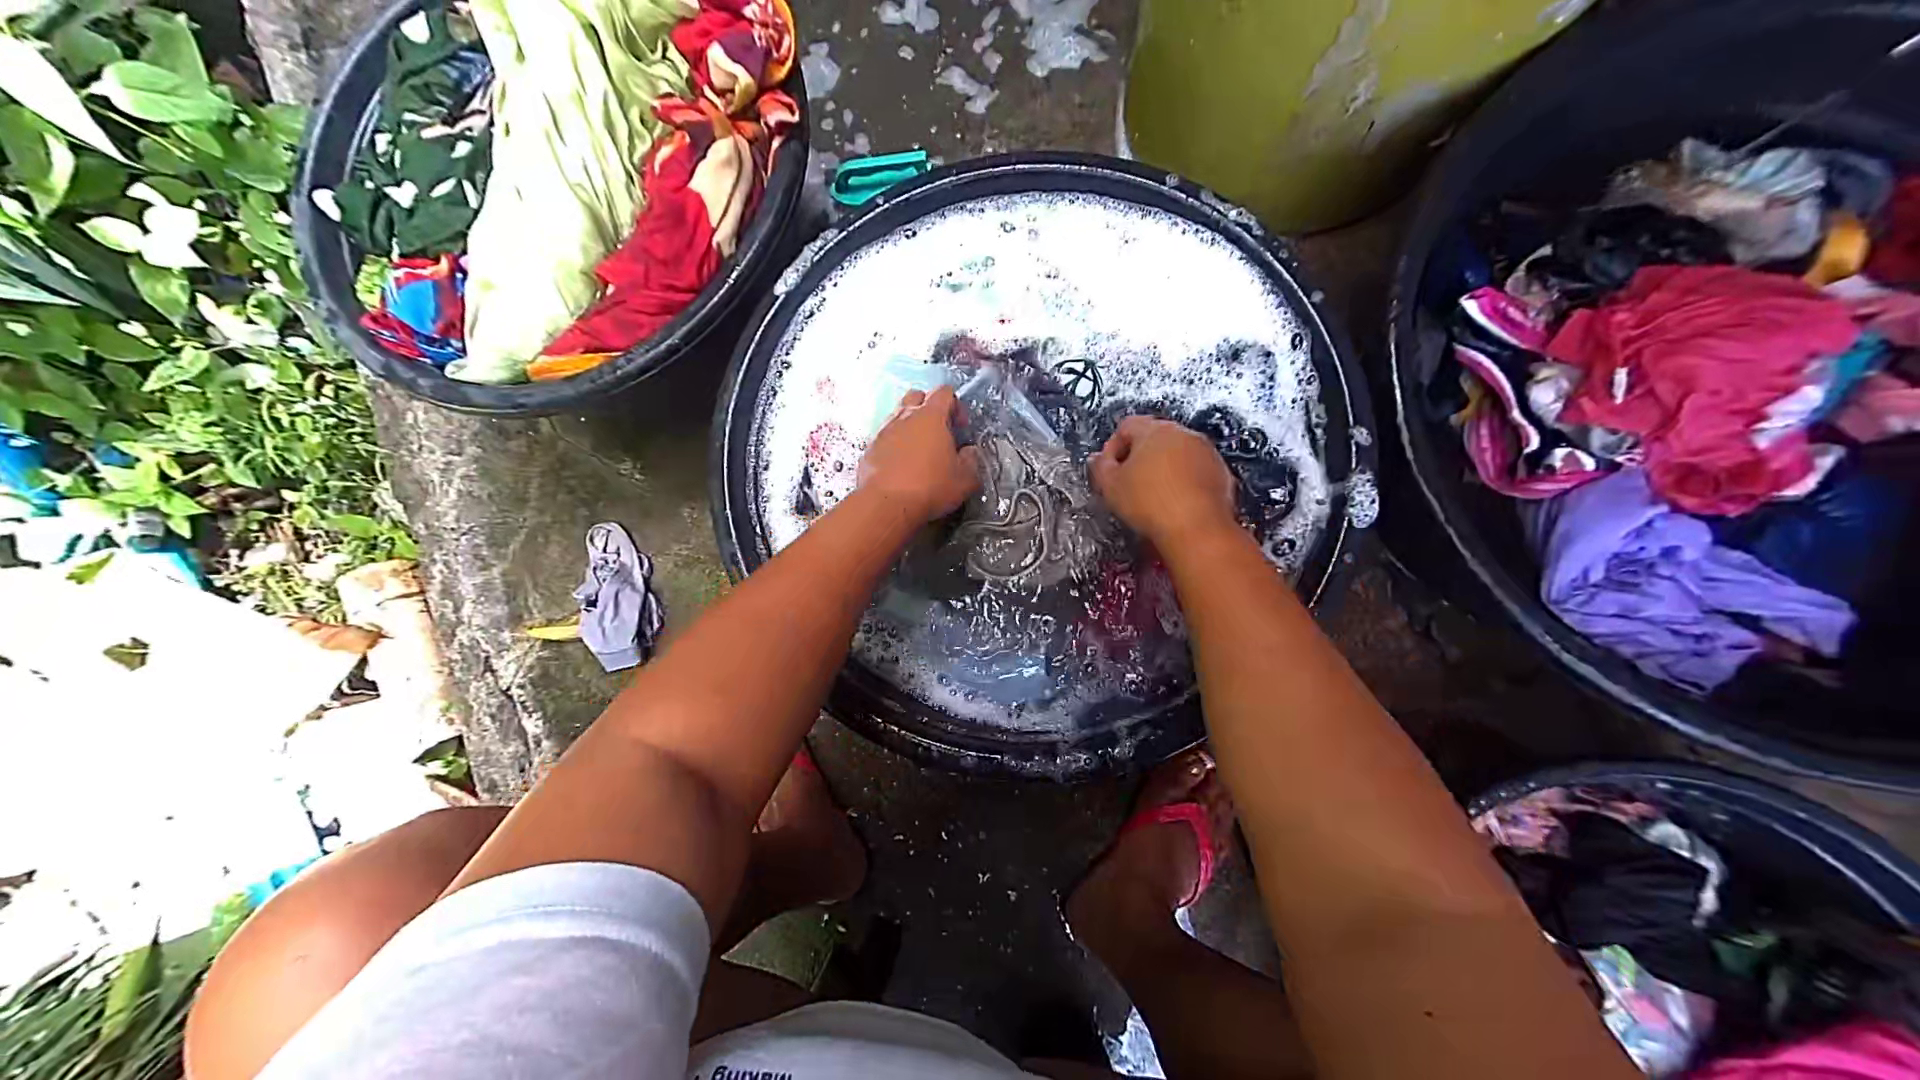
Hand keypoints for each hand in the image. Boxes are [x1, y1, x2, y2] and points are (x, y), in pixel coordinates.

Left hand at [858, 386, 980, 522]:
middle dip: (929, 408)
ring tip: (920, 451)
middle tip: (939, 431)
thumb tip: (969, 453)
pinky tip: (901, 466)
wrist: (886, 506)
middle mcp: (904, 417)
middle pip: (916, 396)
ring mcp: (883, 432)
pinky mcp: (869, 449)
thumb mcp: (965, 479)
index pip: (944, 392)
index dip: (956, 406)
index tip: (960, 427)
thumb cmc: (928, 488)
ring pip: (897, 416)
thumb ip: (971, 460)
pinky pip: (884, 438)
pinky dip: (894, 446)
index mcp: (931, 416)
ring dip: (910, 427)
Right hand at [1089, 415, 1238, 550]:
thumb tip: (1097, 460)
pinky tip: (1173, 505)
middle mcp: (1184, 435)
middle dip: (1137, 459)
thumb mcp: (1111, 487)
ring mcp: (1206, 453)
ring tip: (1151, 499)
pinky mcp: (1221, 473)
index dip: (1112, 448)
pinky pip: (1195, 472)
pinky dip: (1183, 484)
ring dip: (1162, 471)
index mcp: (1155, 431)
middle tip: (1127, 485)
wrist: (1197, 529)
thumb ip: (1100, 467)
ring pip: (1176, 455)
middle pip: (1153, 439)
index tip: (1108, 469)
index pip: (1125, 426)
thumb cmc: (1153, 505)